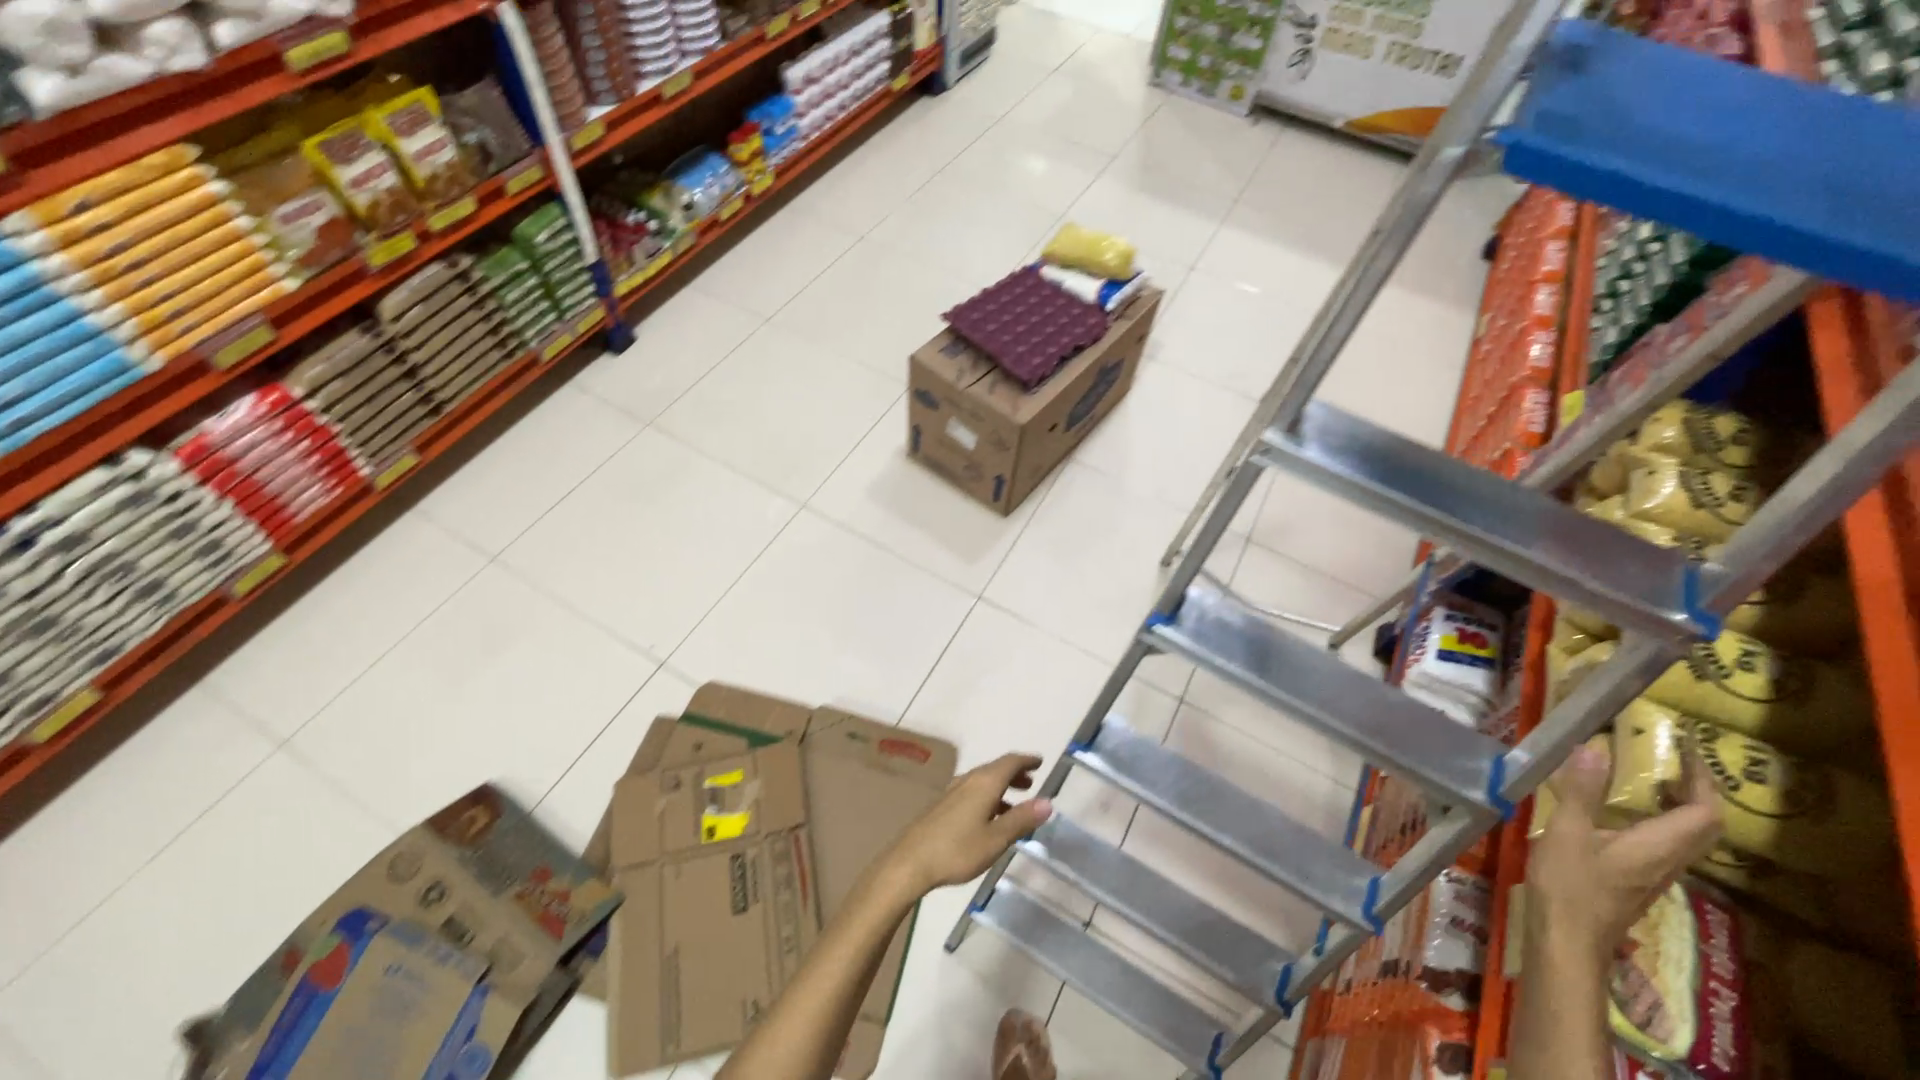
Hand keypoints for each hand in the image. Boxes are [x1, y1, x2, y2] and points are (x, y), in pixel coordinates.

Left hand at [880, 753, 1053, 897]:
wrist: (910, 862)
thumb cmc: (957, 850)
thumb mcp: (996, 839)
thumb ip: (1021, 819)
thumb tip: (1047, 802)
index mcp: (984, 783)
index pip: (1009, 762)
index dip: (1026, 761)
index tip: (1040, 762)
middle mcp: (967, 781)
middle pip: (995, 769)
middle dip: (1014, 774)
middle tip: (1030, 783)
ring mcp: (952, 793)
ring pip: (982, 781)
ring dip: (1000, 787)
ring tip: (1014, 804)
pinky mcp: (942, 807)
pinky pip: (971, 792)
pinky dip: (987, 797)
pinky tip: (988, 819)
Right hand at [1525, 740, 1721, 958]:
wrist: (1566, 943)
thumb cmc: (1569, 887)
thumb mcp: (1566, 833)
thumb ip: (1581, 792)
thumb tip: (1594, 748)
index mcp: (1659, 845)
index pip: (1705, 811)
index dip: (1702, 778)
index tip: (1686, 749)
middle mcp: (1668, 861)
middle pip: (1704, 826)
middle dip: (1695, 790)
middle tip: (1671, 762)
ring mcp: (1654, 875)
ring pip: (1686, 838)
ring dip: (1678, 807)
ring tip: (1648, 782)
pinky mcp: (1637, 883)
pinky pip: (1664, 846)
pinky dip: (1656, 822)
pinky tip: (1622, 817)